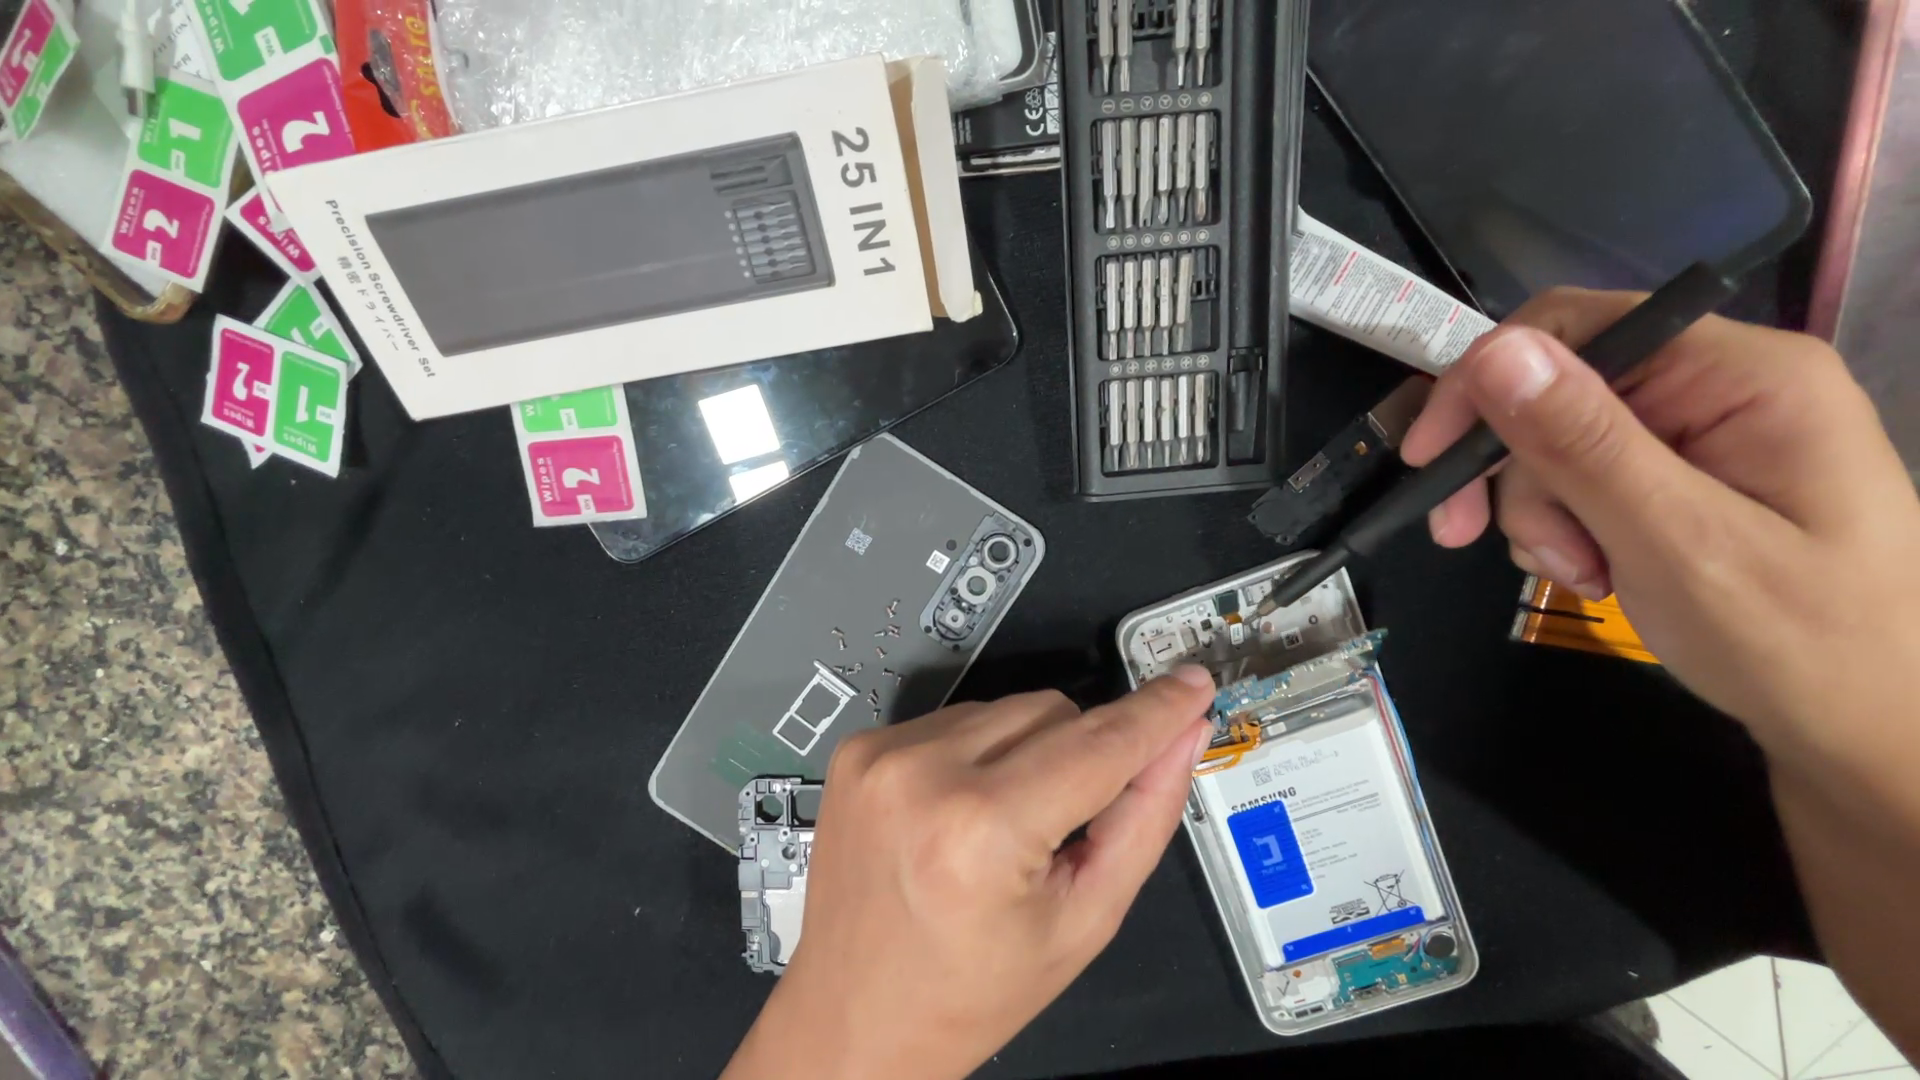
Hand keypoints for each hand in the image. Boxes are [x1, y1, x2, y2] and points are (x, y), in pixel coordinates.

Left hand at [721, 671, 1215, 1079]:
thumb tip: (1180, 739)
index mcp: (981, 831)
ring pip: (1004, 707)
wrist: (855, 1019)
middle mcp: (922, 774)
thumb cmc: (971, 991)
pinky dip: (977, 752)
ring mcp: (881, 755)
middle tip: (1067, 821)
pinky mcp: (860, 747)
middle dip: (1080, 752)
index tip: (1192, 684)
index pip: (1097, 745)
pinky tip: (964, 809)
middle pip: (1052, 711)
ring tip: (1007, 825)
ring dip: (1027, 750)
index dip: (1155, 712)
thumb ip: (1143, 818)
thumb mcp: (1083, 919)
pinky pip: (954, 718)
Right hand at [1400, 288, 1919, 758]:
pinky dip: (1557, 528)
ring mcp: (1694, 430)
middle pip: (1549, 394)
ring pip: (1549, 445)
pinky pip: (1571, 480)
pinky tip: (1590, 570)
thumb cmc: (1795, 639)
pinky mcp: (1673, 475)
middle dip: (1511, 474)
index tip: (1427, 461)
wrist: (1865, 726)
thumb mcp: (1674, 539)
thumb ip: (1583, 442)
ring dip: (1537, 514)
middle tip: (1469, 541)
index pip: (1571, 330)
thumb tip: (1493, 352)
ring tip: (1581, 574)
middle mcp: (1714, 384)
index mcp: (1738, 372)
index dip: (1482, 384)